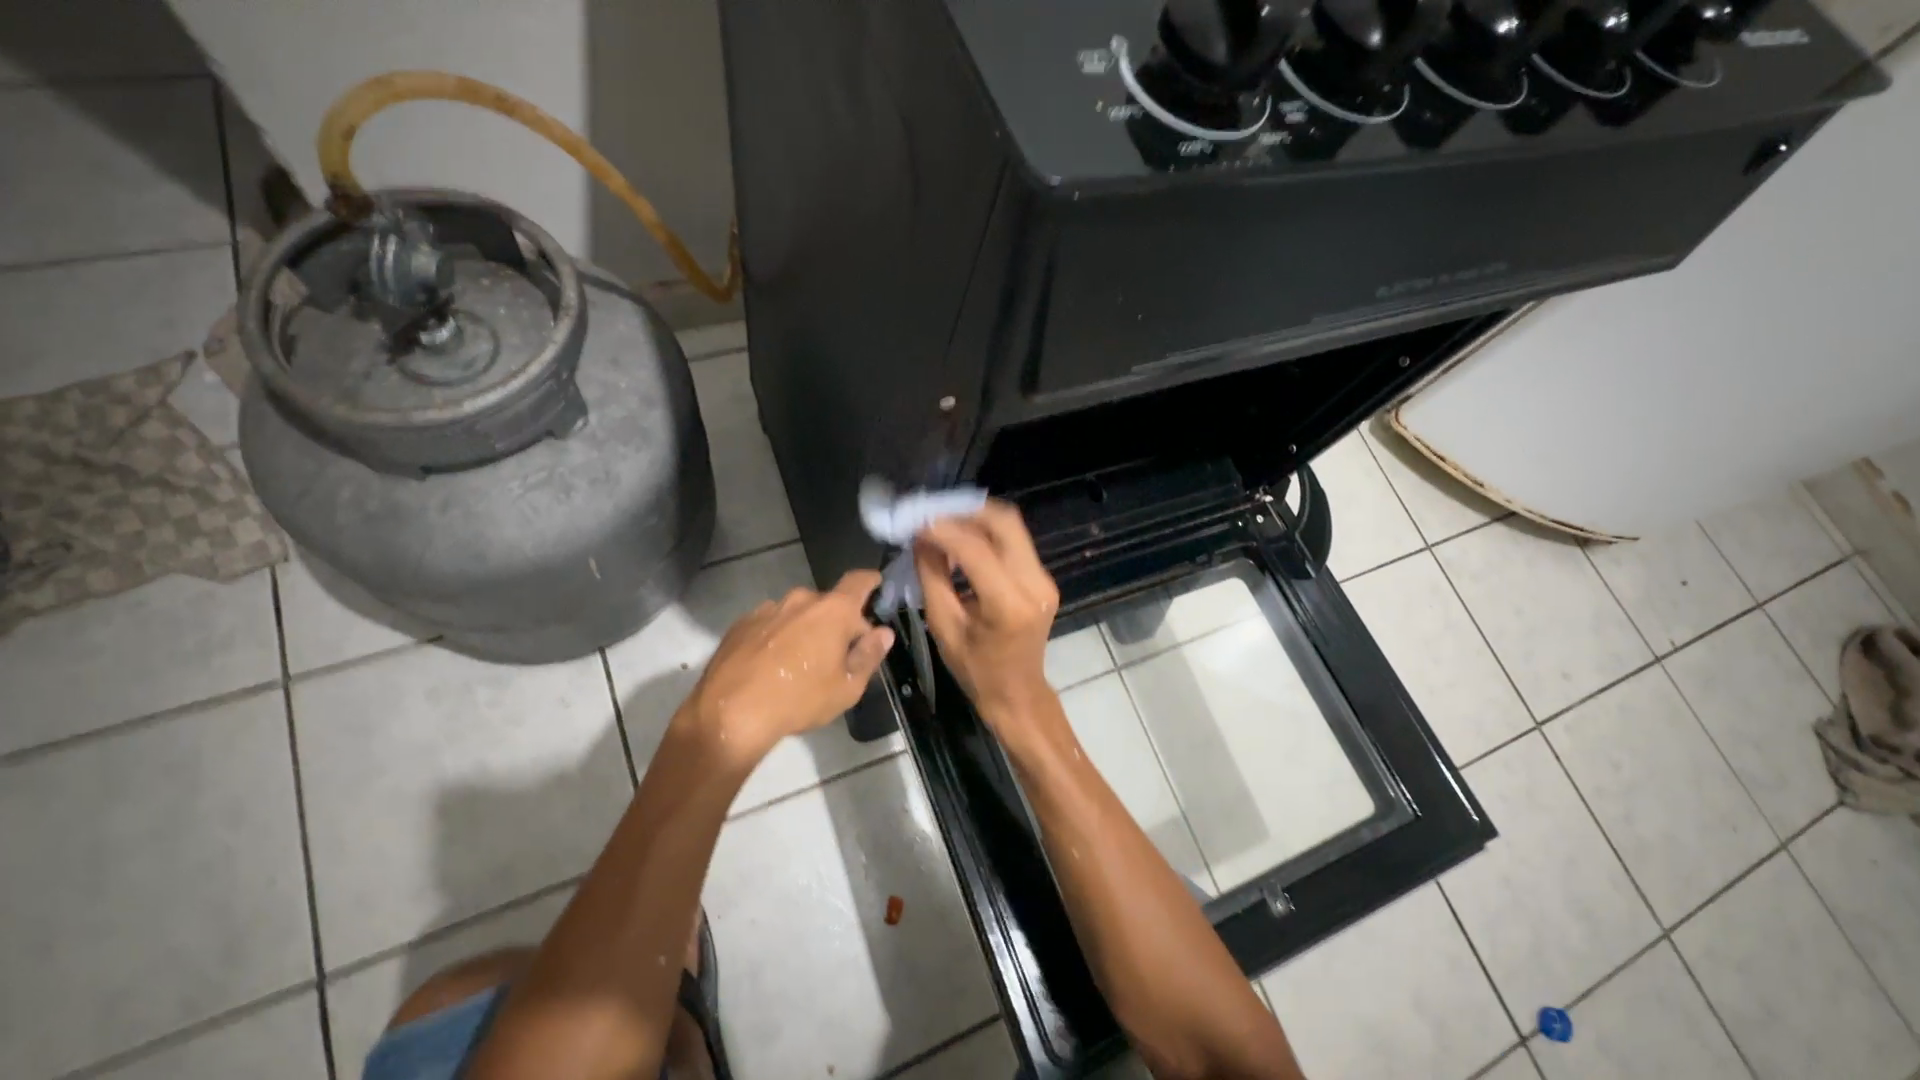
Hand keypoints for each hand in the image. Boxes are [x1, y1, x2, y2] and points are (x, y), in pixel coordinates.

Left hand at [681, 570, 894, 764]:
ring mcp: (767, 609)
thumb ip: (869, 655)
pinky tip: (771, 666)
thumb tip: (883, 633)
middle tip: (837, 656)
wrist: (731, 713)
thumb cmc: (799, 700)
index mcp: (833, 611)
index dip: (871, 582)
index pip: (859, 581)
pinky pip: (771, 624)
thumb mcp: (847, 688)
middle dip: (836, 623)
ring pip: (797, 614)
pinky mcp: (742, 624)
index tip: (876, 587)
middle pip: (828, 604)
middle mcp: (800, 600)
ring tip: (800, 664)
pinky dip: (778, 637)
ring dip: (805, 630)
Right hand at [914, 502, 1063, 745]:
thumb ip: (932, 576)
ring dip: (975, 520)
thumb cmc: (975, 669)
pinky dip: (986, 534)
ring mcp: (1043, 579)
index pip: (975, 550)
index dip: (943, 529)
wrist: (1017, 693)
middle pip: (1004, 523)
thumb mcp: (943, 625)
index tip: (916, 521)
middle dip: (965, 511)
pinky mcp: (1042, 578)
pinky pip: (1014, 542)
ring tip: (943, 526)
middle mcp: (1034, 585)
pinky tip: (961, 542)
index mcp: (1008, 605)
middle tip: (933, 514)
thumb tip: (921, 537)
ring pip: (1011, 528)